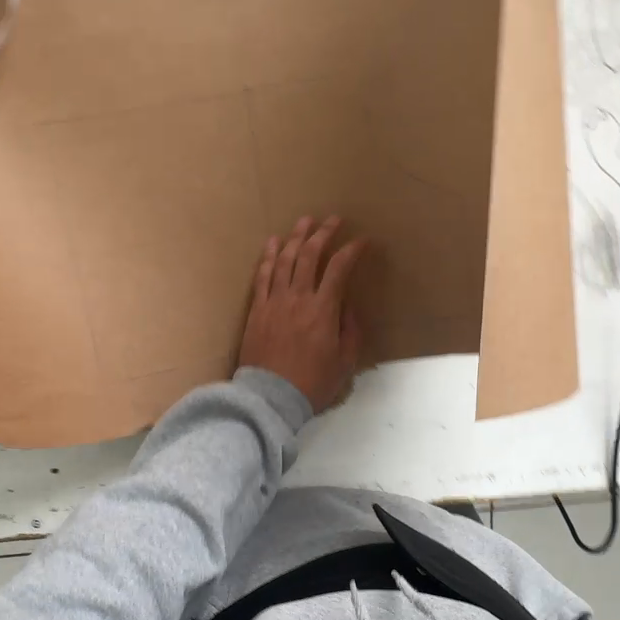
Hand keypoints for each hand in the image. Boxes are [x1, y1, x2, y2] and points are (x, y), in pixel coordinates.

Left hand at [238, 215, 367, 412]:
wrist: (270, 398)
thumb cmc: (312, 384)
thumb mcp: (344, 362)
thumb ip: (350, 331)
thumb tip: (347, 307)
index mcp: (323, 310)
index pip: (339, 269)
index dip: (352, 250)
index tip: (362, 241)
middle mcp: (298, 298)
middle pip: (310, 255)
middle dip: (324, 234)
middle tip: (333, 220)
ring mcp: (274, 302)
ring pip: (285, 259)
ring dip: (296, 237)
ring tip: (305, 221)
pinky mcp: (257, 309)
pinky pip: (262, 276)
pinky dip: (268, 256)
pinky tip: (273, 242)